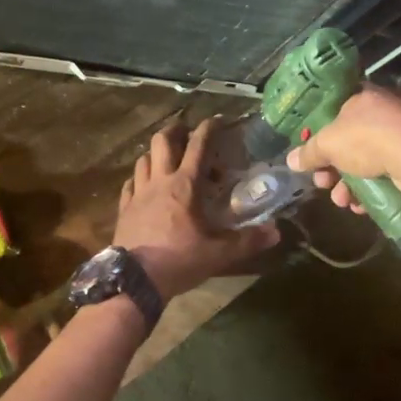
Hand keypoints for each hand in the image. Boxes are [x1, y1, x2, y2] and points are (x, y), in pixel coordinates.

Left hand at [114, 118, 279, 298]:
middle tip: (185, 134)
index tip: (217, 120)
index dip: (208, 128)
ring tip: (166, 159)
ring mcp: (139, 193)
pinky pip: (129, 183)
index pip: (198, 145)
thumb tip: (276, 231)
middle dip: (175, 131)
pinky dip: (138, 178)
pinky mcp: (124, 209)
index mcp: (185, 184)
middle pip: (162, 141)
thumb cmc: (179, 260)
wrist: (134, 281)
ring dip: (155, 153)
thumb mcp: (218, 253)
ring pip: (143, 159)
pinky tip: (143, 186)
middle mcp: (160, 181)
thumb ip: (248, 240)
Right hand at [285, 88, 400, 209]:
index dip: (319, 131)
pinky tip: (360, 206)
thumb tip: (291, 160)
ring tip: (341, 200)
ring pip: (363, 160)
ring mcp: (396, 135)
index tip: (311, 153)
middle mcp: (379, 111)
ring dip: (347, 183)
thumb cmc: (365, 139)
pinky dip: (368, 189)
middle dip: (331, 166)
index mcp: (360, 97)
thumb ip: (309, 152)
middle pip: (346, 139)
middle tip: (322, 183)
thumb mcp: (328, 144)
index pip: (334, 109)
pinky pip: (381, 172)